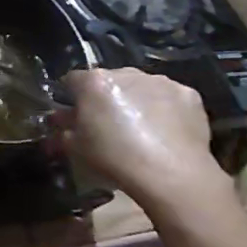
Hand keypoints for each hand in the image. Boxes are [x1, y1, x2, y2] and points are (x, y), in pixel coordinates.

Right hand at [55, 69, 224, 204]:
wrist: (170, 173)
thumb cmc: (114, 158)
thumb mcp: (76, 149)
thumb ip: (63, 130)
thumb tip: (59, 120)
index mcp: (95, 82)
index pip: (73, 80)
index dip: (71, 98)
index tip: (74, 115)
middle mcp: (127, 73)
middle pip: (109, 80)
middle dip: (106, 98)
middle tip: (108, 125)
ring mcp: (160, 81)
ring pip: (140, 87)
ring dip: (135, 101)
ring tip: (140, 131)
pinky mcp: (188, 93)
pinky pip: (168, 97)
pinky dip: (164, 109)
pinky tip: (165, 132)